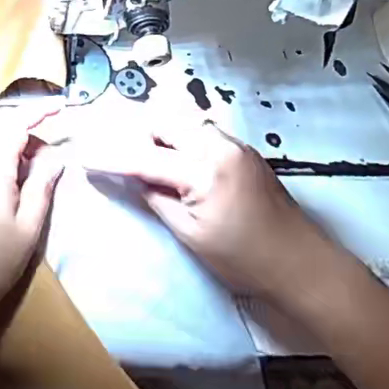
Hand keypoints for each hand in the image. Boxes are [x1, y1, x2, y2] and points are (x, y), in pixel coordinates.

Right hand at [77, 117, 344, 305]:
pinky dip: (178, 140)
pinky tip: (170, 161)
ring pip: (182, 123)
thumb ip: (153, 197)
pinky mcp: (242, 152)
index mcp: (204, 168)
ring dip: (157, 135)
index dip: (109, 158)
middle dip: (134, 134)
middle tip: (113, 156)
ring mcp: (234, 145)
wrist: (306, 267)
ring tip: (139, 158)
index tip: (82, 157)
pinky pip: (200, 133)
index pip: (143, 156)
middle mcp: (219, 145)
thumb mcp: (189, 233)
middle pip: (163, 121)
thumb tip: (125, 177)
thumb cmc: (245, 259)